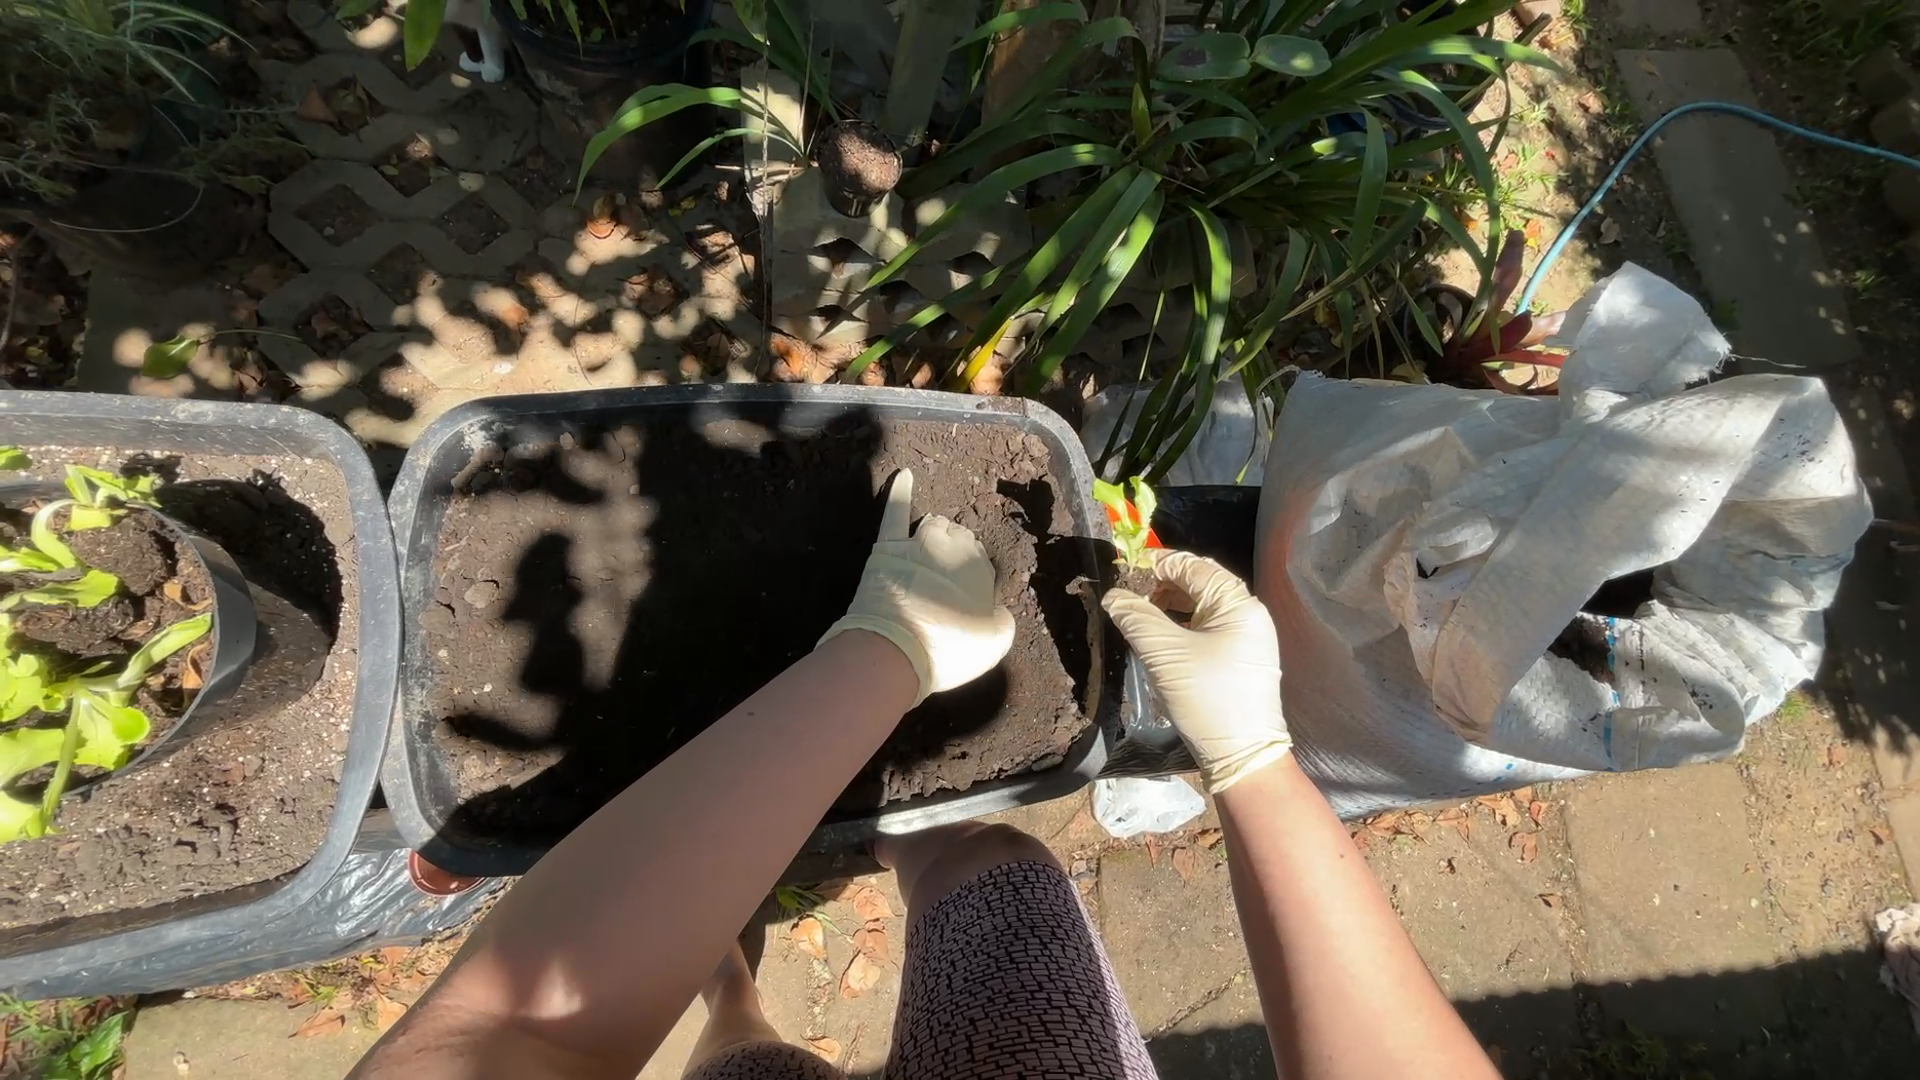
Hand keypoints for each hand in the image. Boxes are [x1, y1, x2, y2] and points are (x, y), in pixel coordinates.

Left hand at [820, 470, 1014, 703]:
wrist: (895, 652)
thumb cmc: (947, 651)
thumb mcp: (993, 646)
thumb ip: (1002, 622)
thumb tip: (999, 611)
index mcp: (982, 571)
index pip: (981, 560)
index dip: (973, 575)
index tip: (965, 592)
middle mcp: (954, 550)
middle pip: (959, 539)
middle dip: (957, 551)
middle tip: (947, 576)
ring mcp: (920, 544)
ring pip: (934, 525)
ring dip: (937, 531)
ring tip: (933, 544)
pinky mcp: (888, 547)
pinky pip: (896, 512)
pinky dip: (900, 492)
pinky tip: (904, 475)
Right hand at [1102, 551, 1288, 792]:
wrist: (1242, 754)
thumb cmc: (1207, 697)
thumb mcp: (1163, 653)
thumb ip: (1135, 617)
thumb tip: (1112, 596)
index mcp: (1237, 602)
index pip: (1190, 565)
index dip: (1154, 562)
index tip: (1122, 569)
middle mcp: (1247, 612)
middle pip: (1198, 581)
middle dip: (1160, 582)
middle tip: (1128, 593)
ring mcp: (1246, 635)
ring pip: (1200, 604)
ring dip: (1168, 603)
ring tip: (1139, 614)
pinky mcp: (1239, 656)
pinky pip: (1206, 626)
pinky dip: (1180, 623)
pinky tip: (1159, 636)